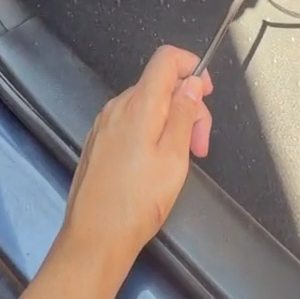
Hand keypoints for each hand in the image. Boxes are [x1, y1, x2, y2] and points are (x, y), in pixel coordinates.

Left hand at [28, 46, 213, 296]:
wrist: (92, 241)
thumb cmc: (138, 202)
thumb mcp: (174, 158)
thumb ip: (184, 113)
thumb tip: (193, 82)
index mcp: (139, 104)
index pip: (166, 58)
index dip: (191, 65)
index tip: (207, 93)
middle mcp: (117, 106)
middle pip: (160, 84)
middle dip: (187, 107)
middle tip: (200, 147)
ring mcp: (104, 123)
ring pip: (146, 104)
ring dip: (170, 122)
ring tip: (179, 160)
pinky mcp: (98, 141)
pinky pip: (130, 121)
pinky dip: (150, 132)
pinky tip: (155, 165)